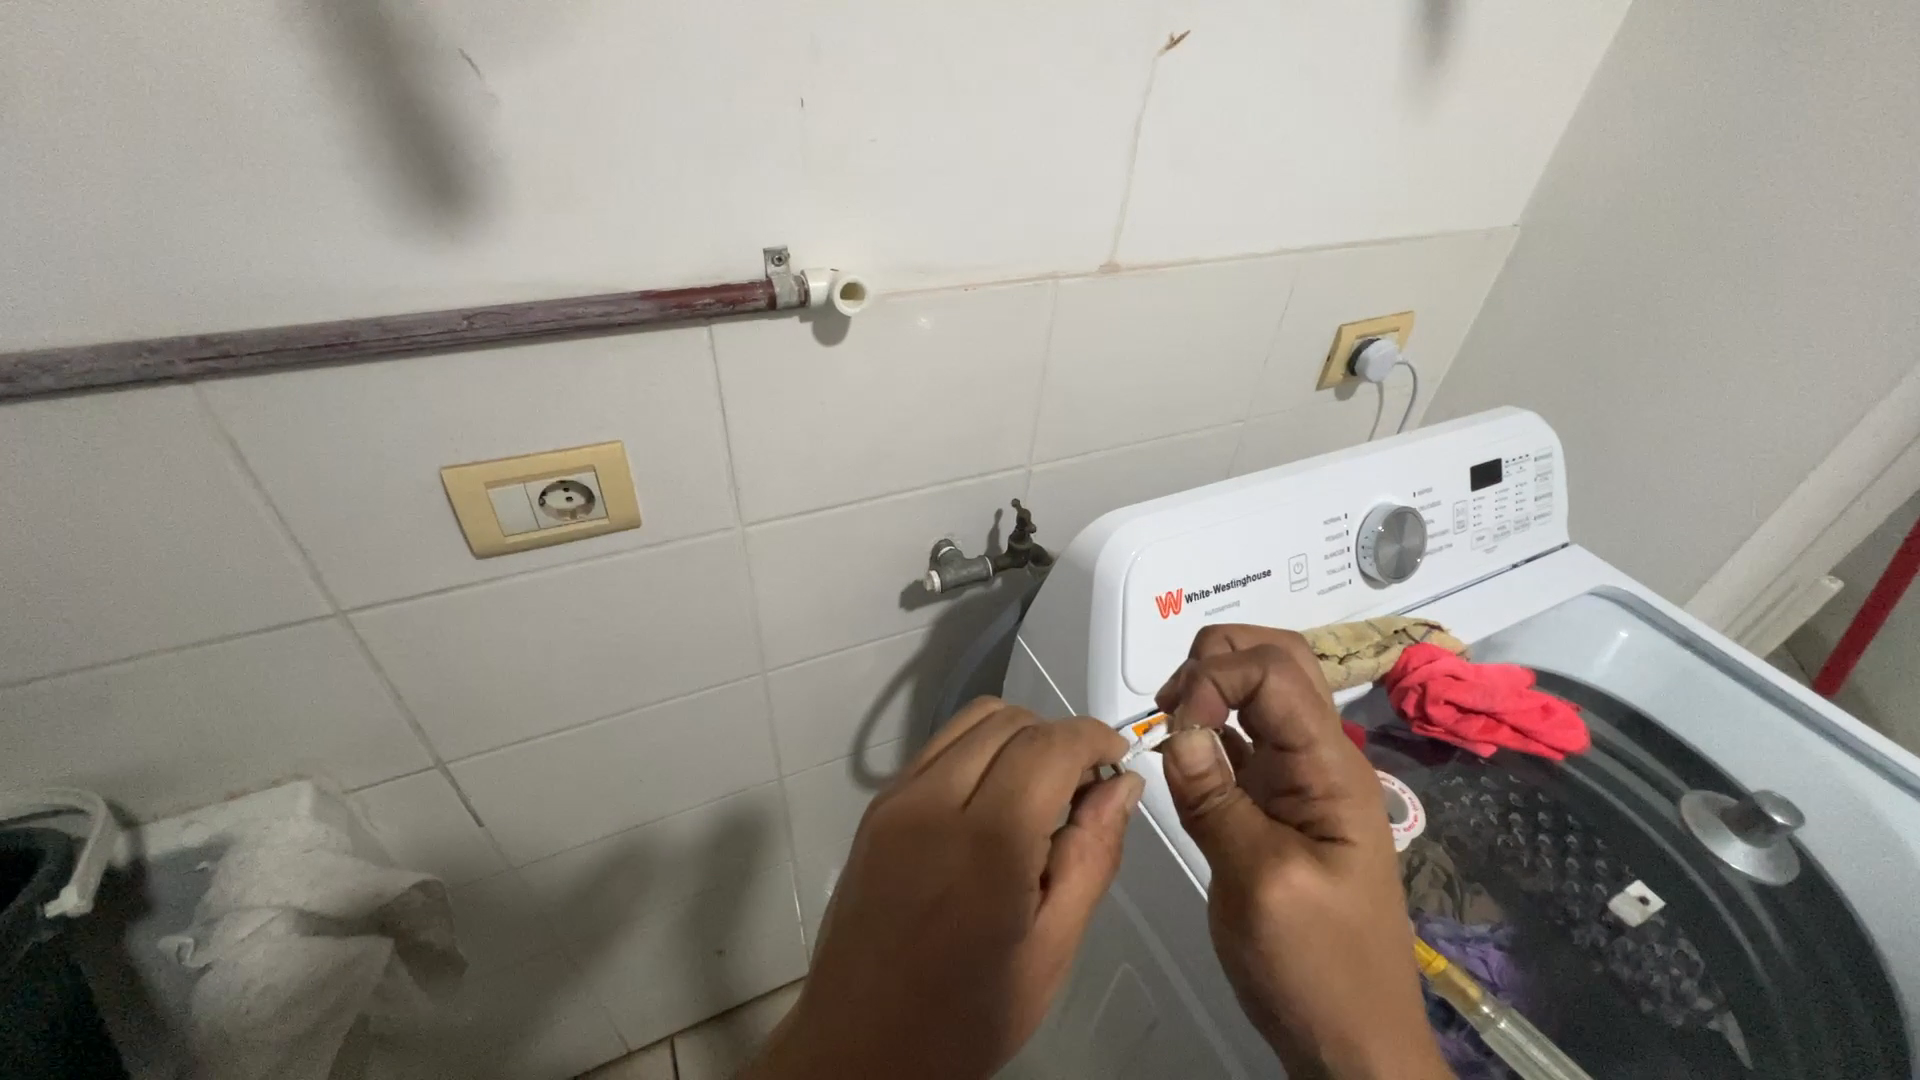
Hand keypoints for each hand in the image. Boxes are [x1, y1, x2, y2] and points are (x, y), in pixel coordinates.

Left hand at [744, 697, 1144, 1079]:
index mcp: (984, 845)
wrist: (856, 1044)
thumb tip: (1122, 785)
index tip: (1118, 759)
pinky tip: (993, 799)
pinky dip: (980, 749)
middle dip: (1059, 736)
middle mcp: (932, 802)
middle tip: (1083, 786)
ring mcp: (896, 797)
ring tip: (1041, 789)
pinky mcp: (877, 805)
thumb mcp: (1050, 950)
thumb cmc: (965, 1015)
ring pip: (972, 720)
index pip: (1049, 745)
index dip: (1094, 738)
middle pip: (1010, 721)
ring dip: (1020, 736)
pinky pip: (940, 745)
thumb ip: (1092, 856)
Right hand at [1156, 626, 1449, 1079]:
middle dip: (1214, 661)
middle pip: (1276, 660)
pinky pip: (1240, 740)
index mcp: (1329, 766)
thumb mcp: (1261, 884)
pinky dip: (1205, 731)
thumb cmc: (1317, 967)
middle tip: (1169, 708)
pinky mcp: (1273, 801)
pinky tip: (1178, 753)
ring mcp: (1297, 777)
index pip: (1274, 671)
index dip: (1216, 677)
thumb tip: (1177, 728)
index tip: (1174, 723)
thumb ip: (1215, 800)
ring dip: (1208, 690)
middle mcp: (1317, 757)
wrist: (1351, 1042)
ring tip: (1168, 727)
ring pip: (1258, 692)